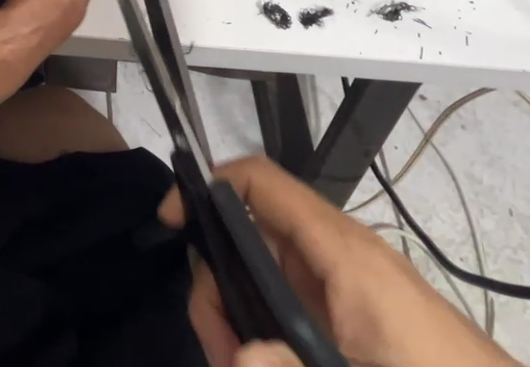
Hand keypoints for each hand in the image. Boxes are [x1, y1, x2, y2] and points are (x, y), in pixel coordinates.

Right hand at [162, 157, 519, 366]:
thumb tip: (240, 357)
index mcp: (343, 253)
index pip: (259, 182)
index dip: (207, 186)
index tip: (172, 225)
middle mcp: (340, 260)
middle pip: (250, 237)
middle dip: (218, 285)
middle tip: (216, 346)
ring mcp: (348, 293)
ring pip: (265, 280)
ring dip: (239, 319)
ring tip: (236, 361)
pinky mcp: (357, 325)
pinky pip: (292, 310)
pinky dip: (268, 337)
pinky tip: (264, 363)